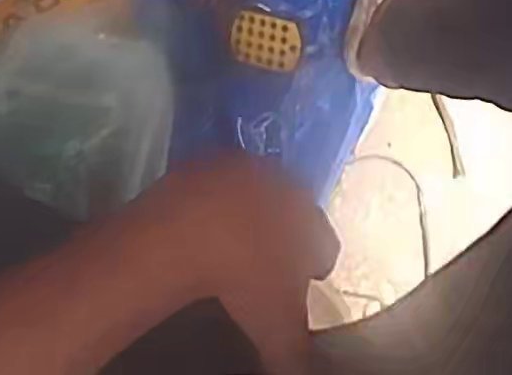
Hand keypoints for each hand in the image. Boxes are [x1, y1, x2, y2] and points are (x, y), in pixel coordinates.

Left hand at [131, 156, 339, 374]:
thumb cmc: (243, 277)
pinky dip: (215, 201)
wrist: (185, 228)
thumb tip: (299, 371)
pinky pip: (220, 183)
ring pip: (257, 192)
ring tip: (232, 244)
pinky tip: (203, 226)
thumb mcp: (277, 329)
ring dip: (250, 213)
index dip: (314, 270)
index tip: (301, 287)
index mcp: (309, 218)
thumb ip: (298, 353)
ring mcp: (244, 164)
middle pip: (294, 212)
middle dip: (284, 236)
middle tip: (266, 266)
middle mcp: (284, 181)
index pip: (326, 247)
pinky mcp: (209, 157)